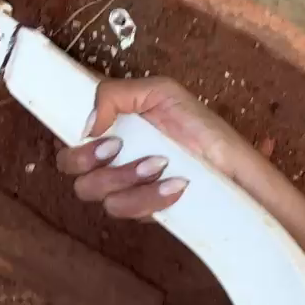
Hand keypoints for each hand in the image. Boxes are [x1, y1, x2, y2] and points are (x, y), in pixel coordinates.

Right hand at [54, 78, 249, 219]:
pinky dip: (149, 198)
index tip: (101, 136)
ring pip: (96, 194)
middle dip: (90, 161)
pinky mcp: (141, 212)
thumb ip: (114, 95)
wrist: (236, 167)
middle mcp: (109, 160)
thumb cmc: (200, 126)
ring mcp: (124, 188)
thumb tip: (87, 126)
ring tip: (161, 165)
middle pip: (69, 170)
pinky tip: (175, 186)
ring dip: (126, 178)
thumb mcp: (160, 92)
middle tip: (118, 148)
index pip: (69, 138)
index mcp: (109, 128)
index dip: (72, 142)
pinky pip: (126, 211)